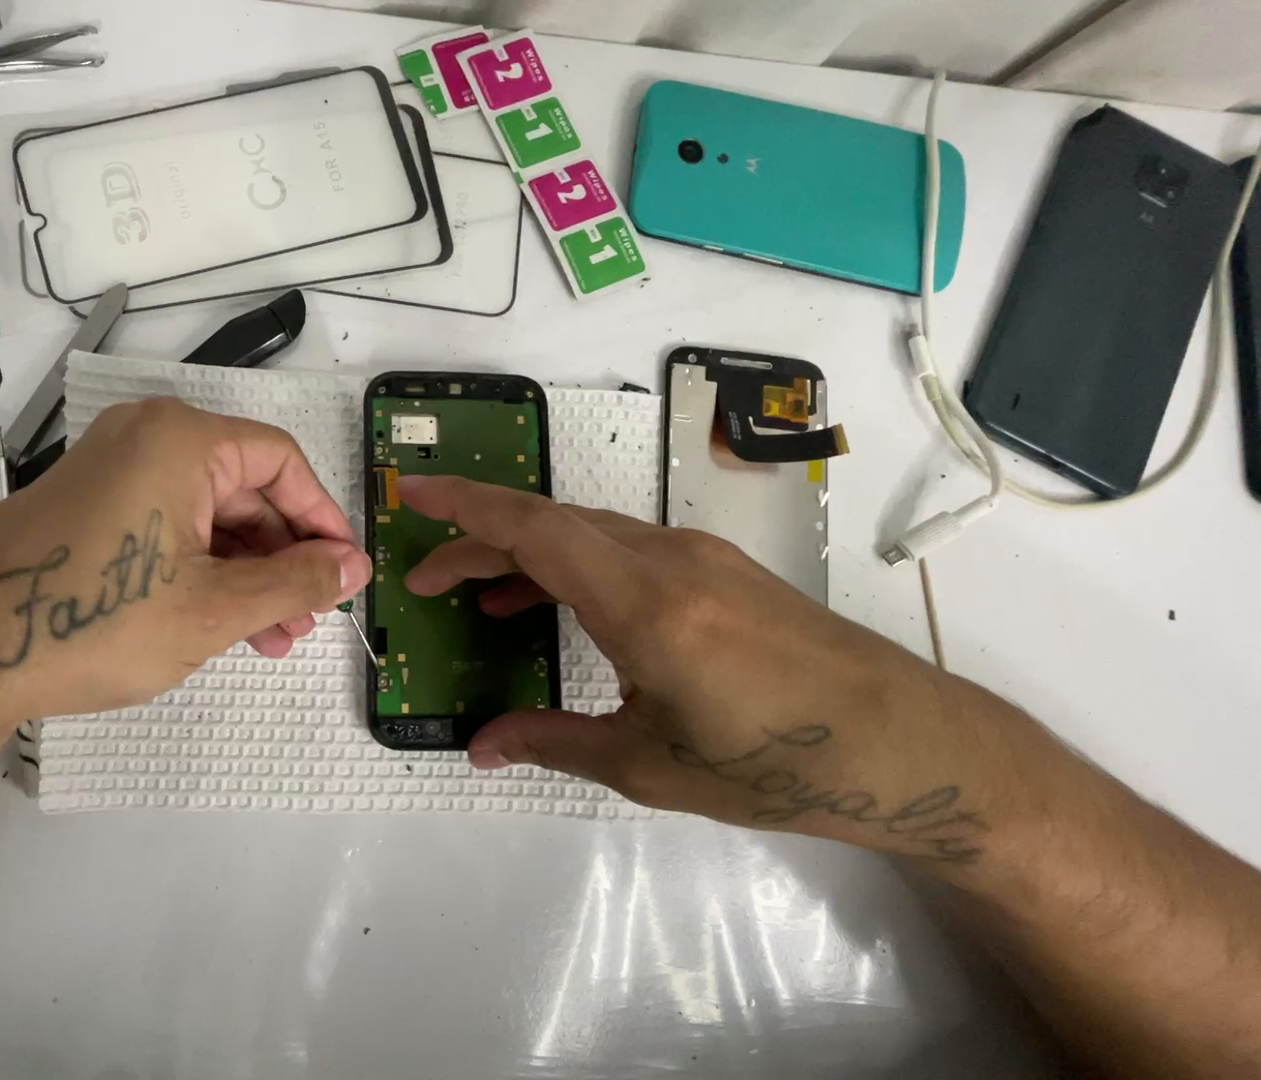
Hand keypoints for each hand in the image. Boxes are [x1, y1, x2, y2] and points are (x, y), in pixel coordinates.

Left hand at [0, 399, 371, 722]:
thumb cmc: (99, 622)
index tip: (343, 572)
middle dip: (282, 559)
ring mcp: (109, 471)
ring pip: (205, 516)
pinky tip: (219, 623)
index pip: (282, 461)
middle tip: (305, 620)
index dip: (322, 518)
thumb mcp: (216, 609)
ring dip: (245, 574)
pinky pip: (166, 528)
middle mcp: (144, 437)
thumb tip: (355, 566)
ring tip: (269, 637)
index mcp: (179, 438)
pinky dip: (200, 570)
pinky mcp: (87, 507)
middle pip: (244, 490)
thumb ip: (297, 581)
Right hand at [398, 474, 1019, 864]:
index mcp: (646, 605)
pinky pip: (622, 548)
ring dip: (525, 554)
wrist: (917, 750)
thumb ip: (551, 742)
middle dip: (477, 541)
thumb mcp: (650, 766)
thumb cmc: (779, 766)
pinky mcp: (719, 568)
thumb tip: (478, 747)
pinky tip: (558, 607)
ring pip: (586, 532)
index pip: (533, 528)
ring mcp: (699, 556)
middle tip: (428, 581)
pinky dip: (571, 566)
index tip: (410, 492)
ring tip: (480, 599)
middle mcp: (669, 559)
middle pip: (550, 524)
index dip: (463, 505)